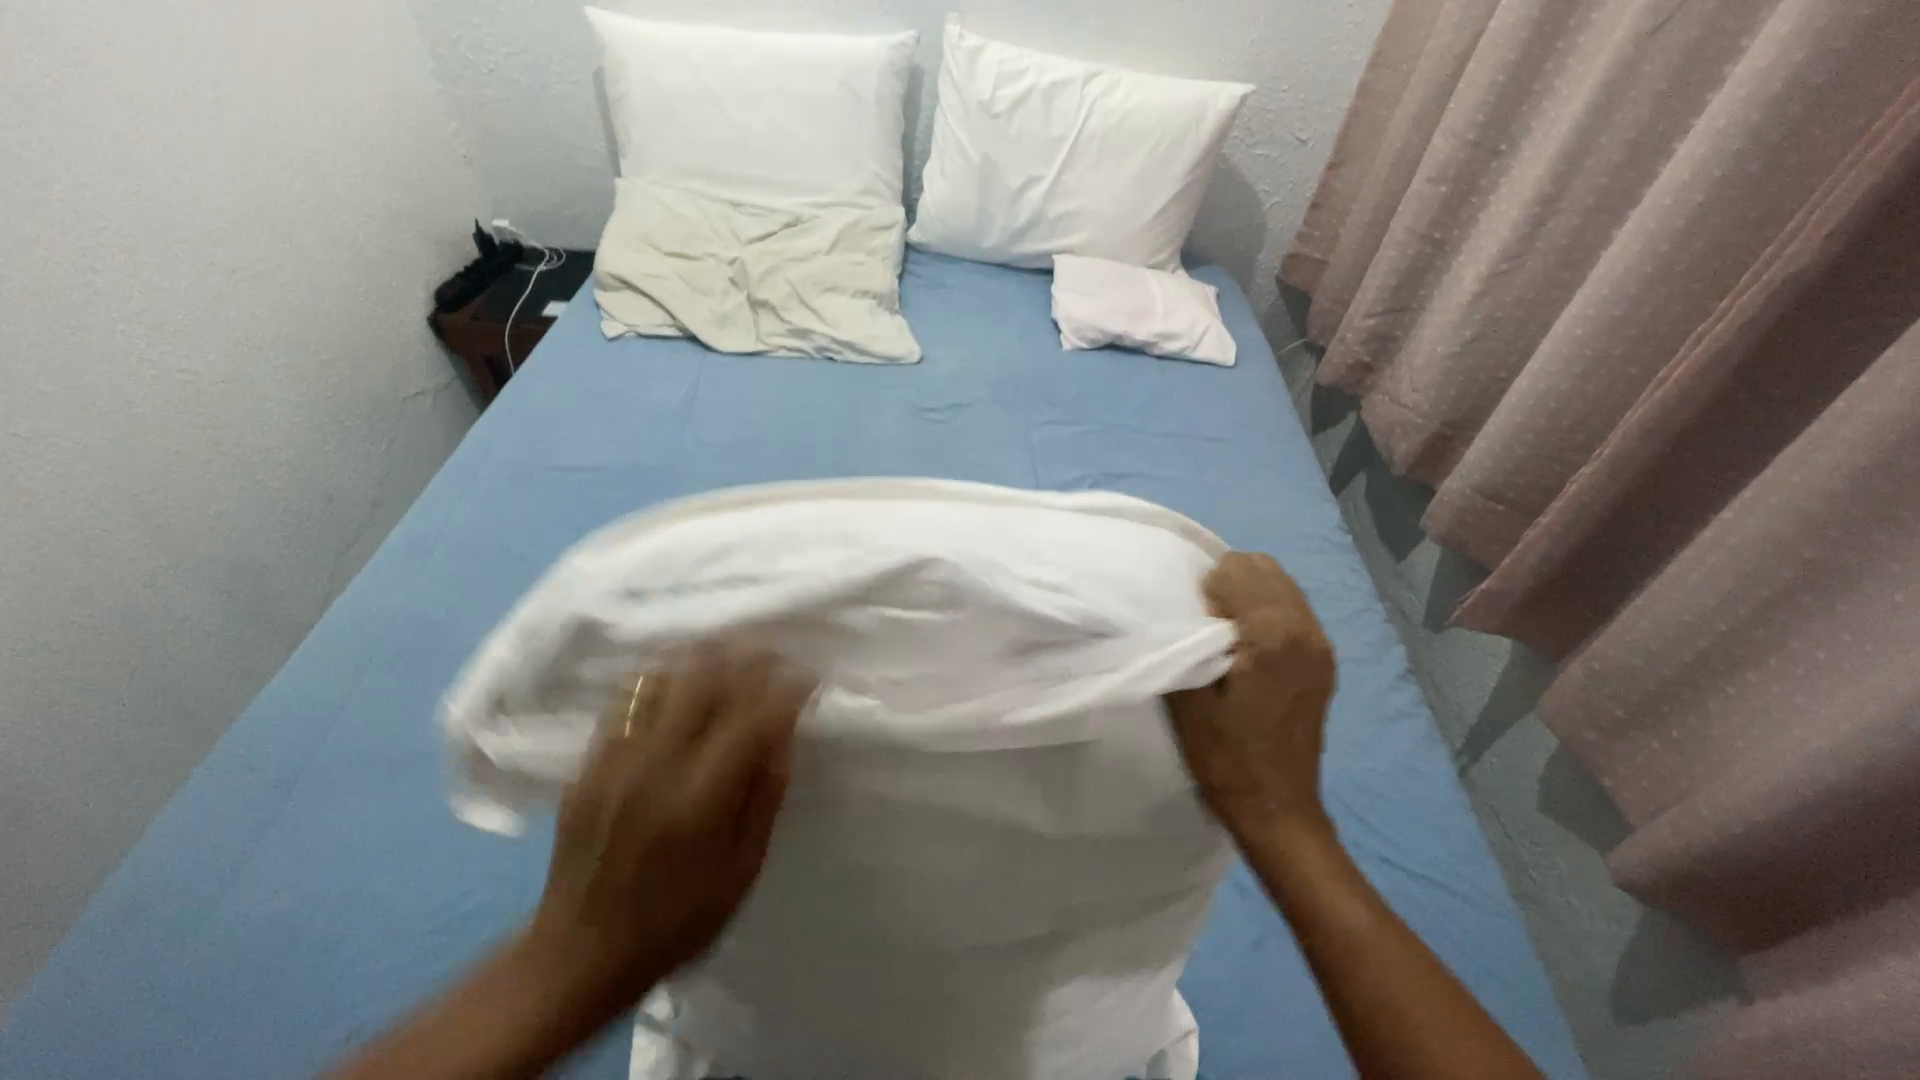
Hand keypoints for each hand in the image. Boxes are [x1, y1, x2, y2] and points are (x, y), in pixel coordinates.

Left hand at [525, 642, 816, 1013]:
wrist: (579, 952)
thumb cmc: (677, 922)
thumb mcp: (741, 871)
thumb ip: (764, 797)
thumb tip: (785, 735)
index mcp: (700, 799)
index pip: (752, 716)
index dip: (786, 687)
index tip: (808, 675)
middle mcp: (655, 765)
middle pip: (705, 680)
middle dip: (747, 657)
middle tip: (773, 656)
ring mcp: (615, 758)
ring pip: (663, 677)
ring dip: (704, 657)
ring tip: (731, 654)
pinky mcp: (589, 762)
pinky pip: (628, 698)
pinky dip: (663, 678)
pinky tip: (681, 678)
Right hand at [1166, 552, 1336, 842]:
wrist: (1277, 809)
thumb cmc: (1226, 758)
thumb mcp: (1190, 699)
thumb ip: (1188, 640)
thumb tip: (1190, 605)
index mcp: (1274, 635)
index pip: (1237, 569)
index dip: (1206, 591)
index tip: (1194, 628)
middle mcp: (1307, 629)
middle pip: (1264, 567)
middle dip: (1229, 583)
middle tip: (1205, 626)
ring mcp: (1322, 645)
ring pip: (1283, 584)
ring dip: (1249, 595)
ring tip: (1225, 636)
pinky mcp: (1325, 660)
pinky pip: (1294, 608)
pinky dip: (1268, 611)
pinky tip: (1249, 648)